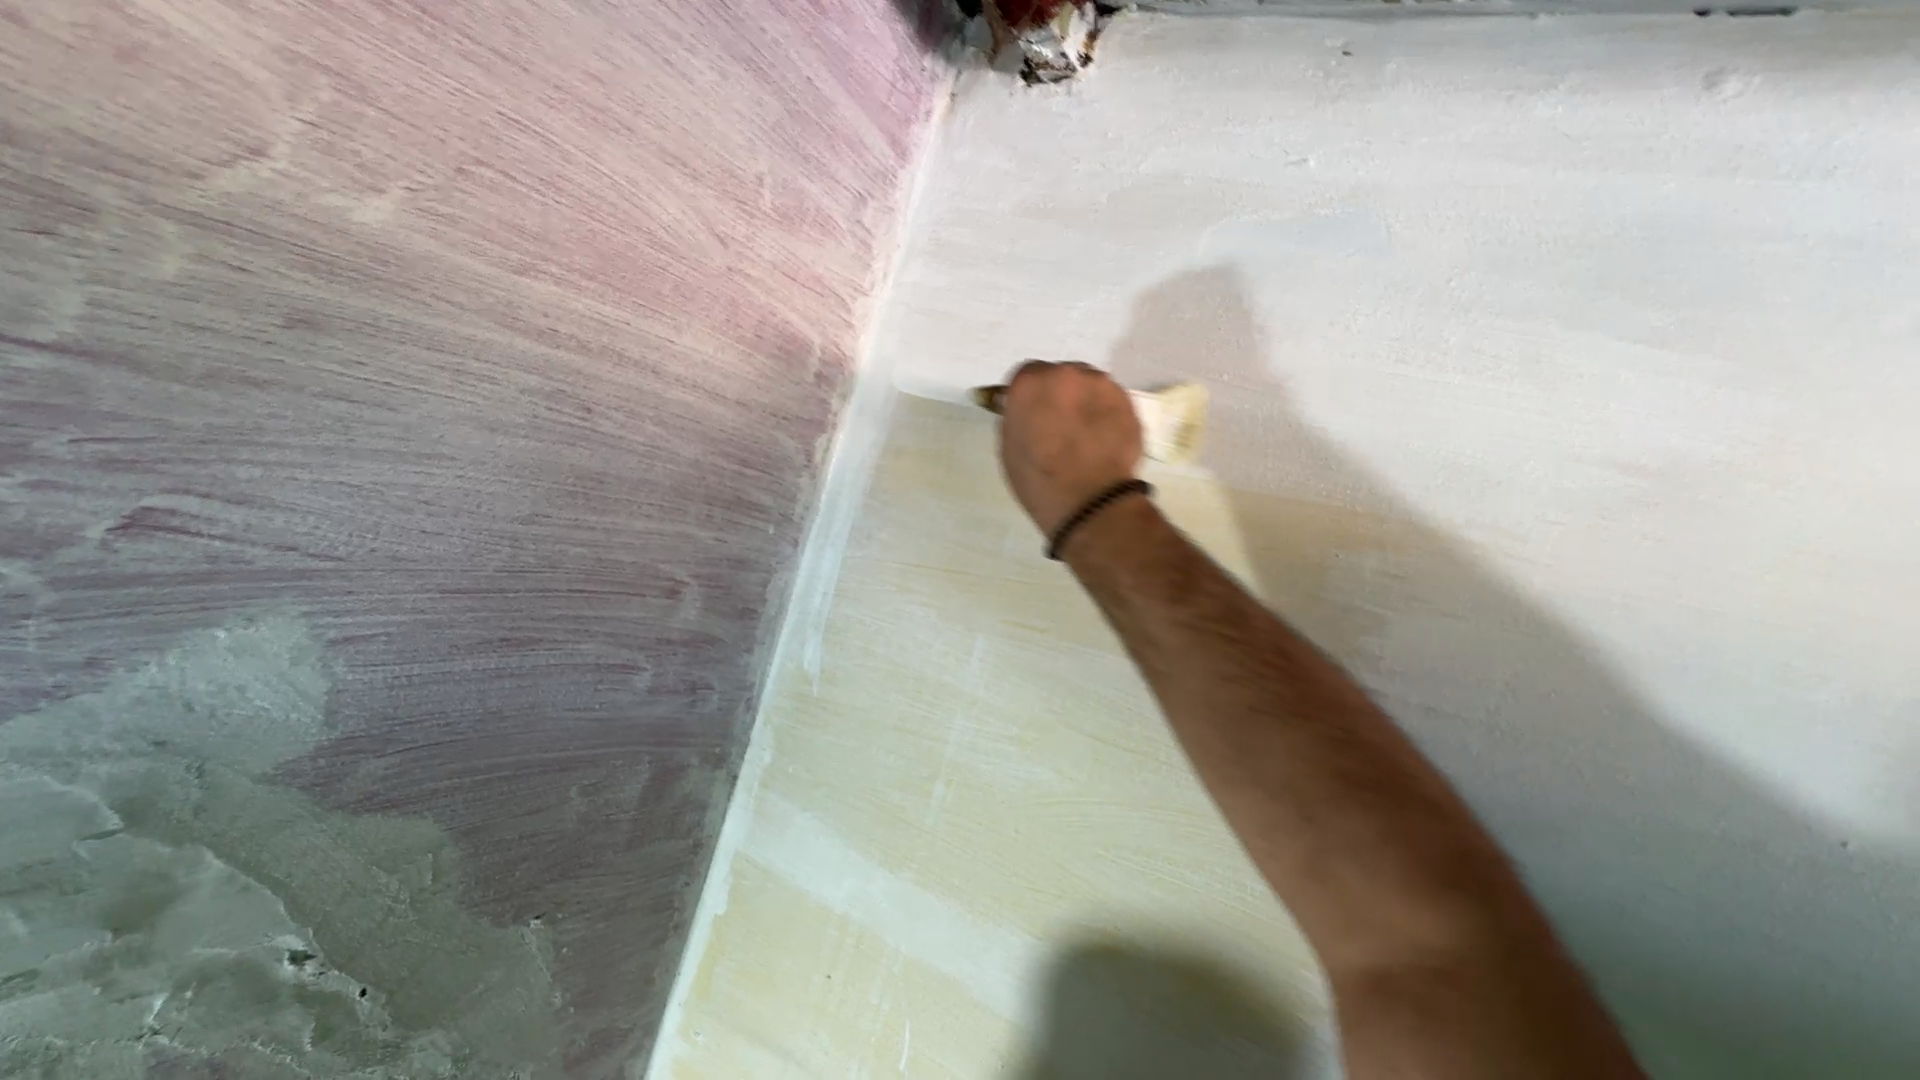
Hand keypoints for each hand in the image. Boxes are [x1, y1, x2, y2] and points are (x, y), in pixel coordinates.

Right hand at [996, 361, 1143, 536]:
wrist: (1090, 501)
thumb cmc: (1039, 480)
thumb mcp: (1010, 448)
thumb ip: (1019, 418)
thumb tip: (1030, 412)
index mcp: (1030, 384)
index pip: (1028, 376)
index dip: (1032, 397)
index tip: (1035, 415)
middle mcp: (1066, 374)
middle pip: (1061, 376)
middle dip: (1060, 395)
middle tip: (1062, 426)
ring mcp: (1101, 385)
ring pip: (1090, 386)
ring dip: (1086, 403)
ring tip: (1087, 436)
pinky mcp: (1128, 402)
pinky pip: (1111, 402)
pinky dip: (1107, 415)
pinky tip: (1105, 441)